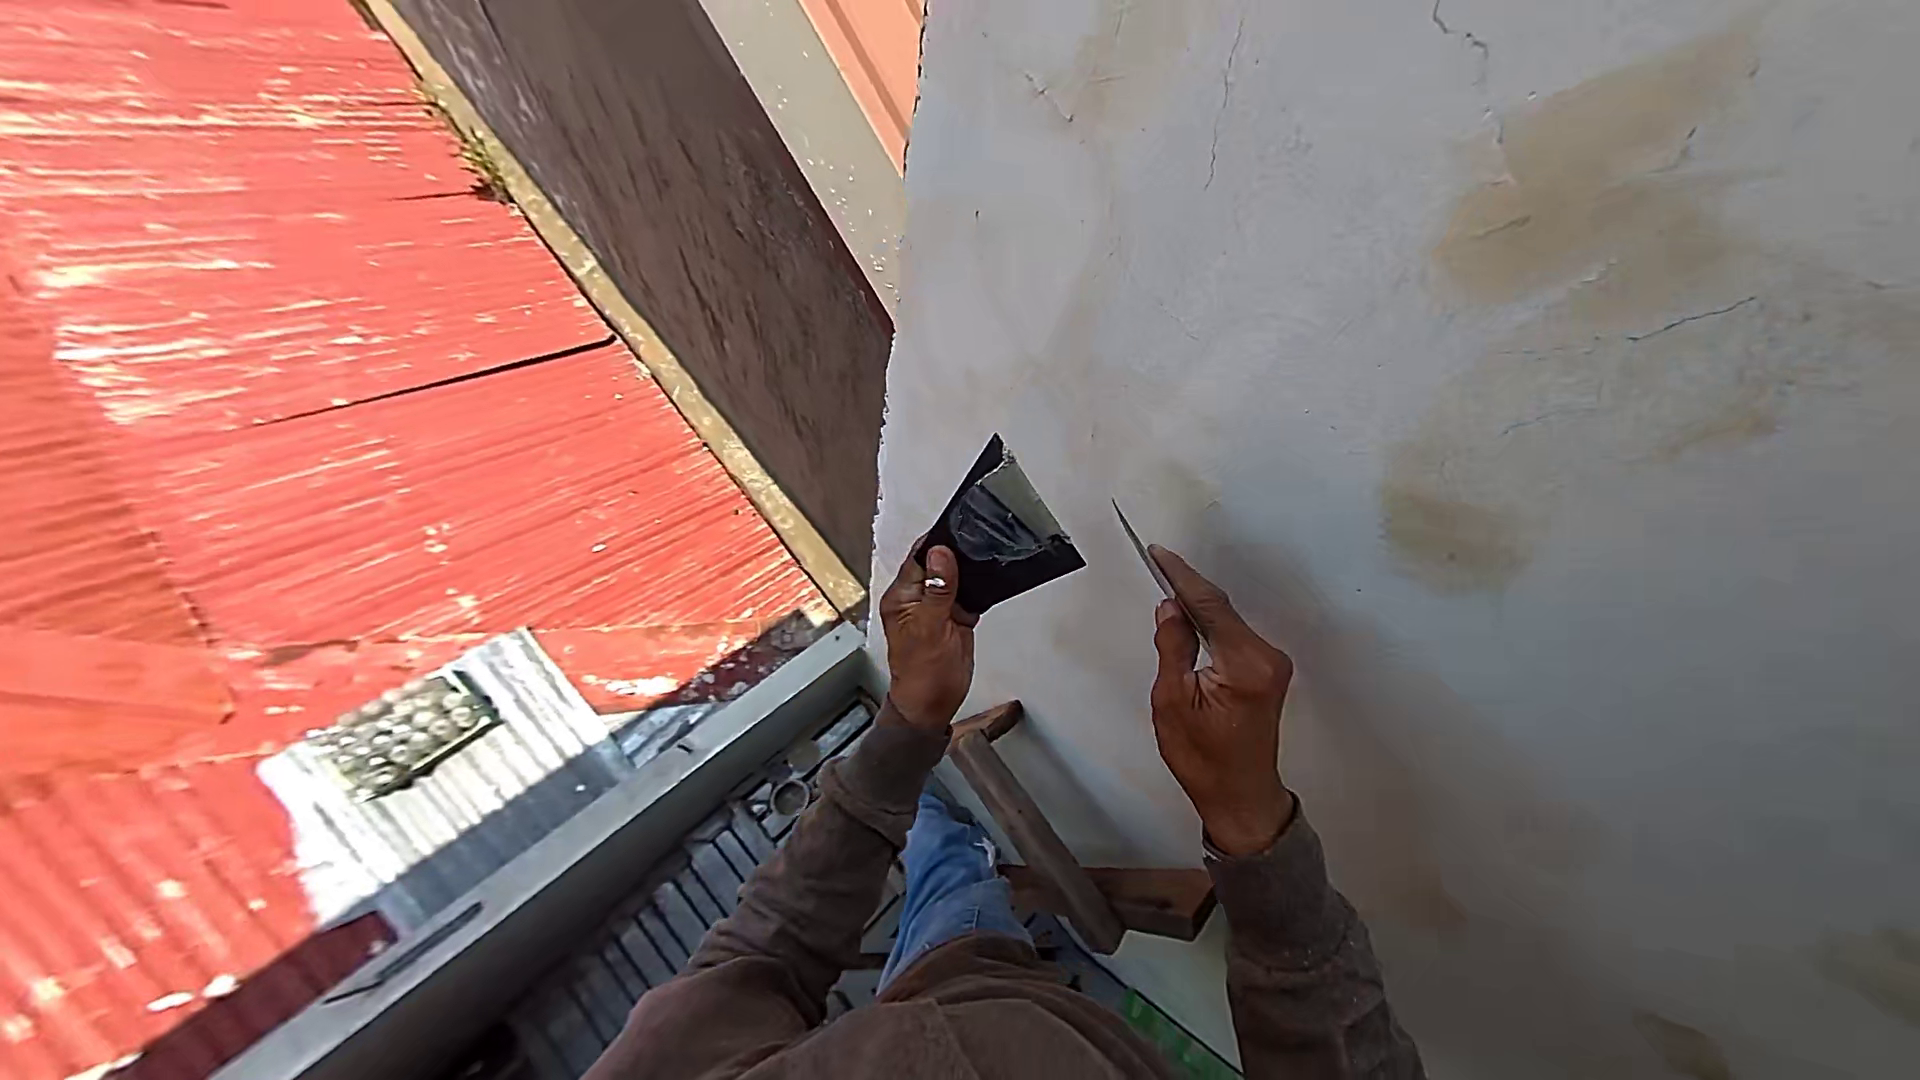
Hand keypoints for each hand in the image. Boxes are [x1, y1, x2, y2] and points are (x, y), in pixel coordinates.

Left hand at [880, 544, 977, 732]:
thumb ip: (936, 590)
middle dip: (956, 554)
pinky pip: (968, 595)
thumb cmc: (921, 675)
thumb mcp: (929, 628)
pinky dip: (979, 590)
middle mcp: (918, 599)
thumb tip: (940, 554)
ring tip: (986, 559)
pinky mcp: (955, 618)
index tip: (957, 530)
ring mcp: (938, 608)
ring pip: (954, 578)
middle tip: (978, 541)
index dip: (936, 544)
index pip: (918, 558)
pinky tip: (988, 584)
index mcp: (902, 598)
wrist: (933, 705)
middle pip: (938, 565)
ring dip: (969, 571)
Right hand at [1147, 545, 1296, 855]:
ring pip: (1227, 618)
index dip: (1181, 576)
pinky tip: (1189, 614)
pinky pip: (1233, 632)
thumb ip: (1173, 648)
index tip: (1160, 554)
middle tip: (1158, 561)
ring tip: (1167, 582)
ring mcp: (1271, 664)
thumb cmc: (1204, 759)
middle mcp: (1267, 658)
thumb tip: (1170, 607)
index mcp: (1245, 665)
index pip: (1209, 605)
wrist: (1240, 795)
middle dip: (1187, 585)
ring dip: (1197, 602)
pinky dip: (1209, 619)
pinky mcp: (1267, 669)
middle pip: (1221, 608)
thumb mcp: (1172, 702)